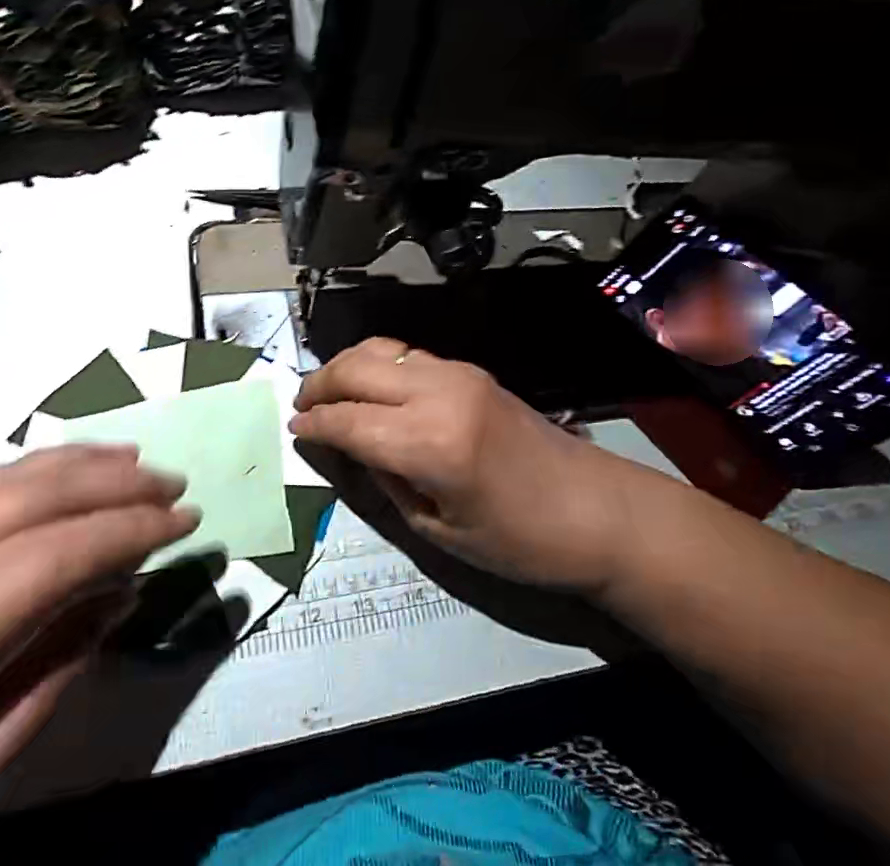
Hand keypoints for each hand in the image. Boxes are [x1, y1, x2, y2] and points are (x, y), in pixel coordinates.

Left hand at [0, 446, 196, 865]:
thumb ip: (46, 684)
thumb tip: (118, 598)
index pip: (55, 554)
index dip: (132, 530)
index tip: (190, 521)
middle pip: (27, 497)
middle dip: (114, 483)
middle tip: (176, 484)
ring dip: (72, 464)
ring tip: (133, 461)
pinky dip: (23, 475)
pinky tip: (54, 480)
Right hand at [290, 338, 641, 593]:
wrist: (597, 510)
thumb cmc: (519, 540)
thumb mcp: (438, 528)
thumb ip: (385, 479)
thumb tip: (347, 447)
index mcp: (427, 440)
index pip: (346, 418)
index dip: (313, 424)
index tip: (292, 432)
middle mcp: (440, 391)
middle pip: (358, 366)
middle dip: (320, 383)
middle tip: (302, 408)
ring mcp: (463, 375)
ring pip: (386, 350)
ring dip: (351, 367)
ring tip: (332, 396)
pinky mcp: (478, 373)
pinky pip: (414, 358)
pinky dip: (383, 367)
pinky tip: (376, 393)